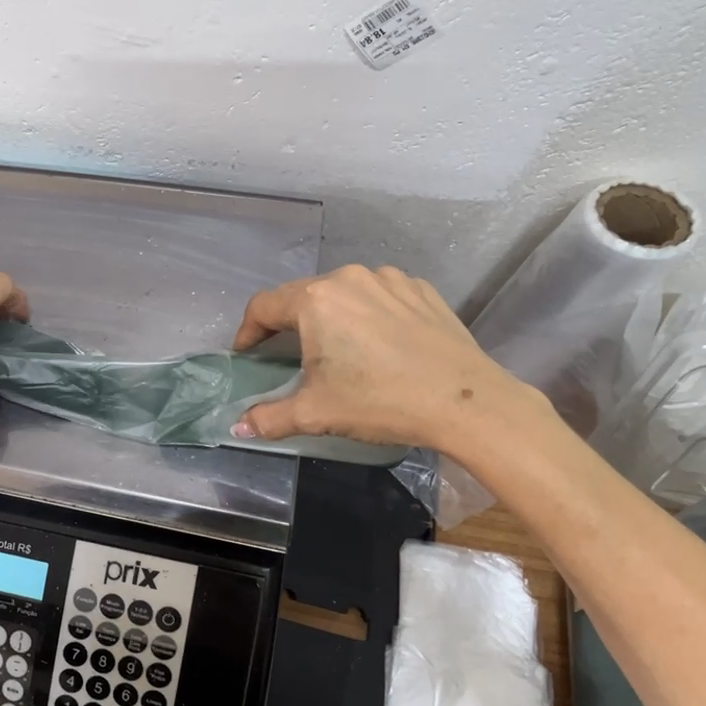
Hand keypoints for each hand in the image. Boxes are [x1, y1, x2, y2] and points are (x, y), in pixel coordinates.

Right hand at [229, 265, 541, 448]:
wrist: (466, 402)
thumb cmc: (380, 401)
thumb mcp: (316, 413)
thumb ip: (270, 418)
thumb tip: (239, 427)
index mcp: (316, 300)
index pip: (264, 306)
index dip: (247, 331)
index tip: (246, 354)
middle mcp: (349, 278)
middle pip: (302, 295)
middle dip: (288, 324)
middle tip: (285, 355)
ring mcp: (389, 280)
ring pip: (343, 293)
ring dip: (330, 316)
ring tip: (336, 349)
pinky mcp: (421, 290)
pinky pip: (379, 296)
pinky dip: (368, 314)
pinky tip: (378, 344)